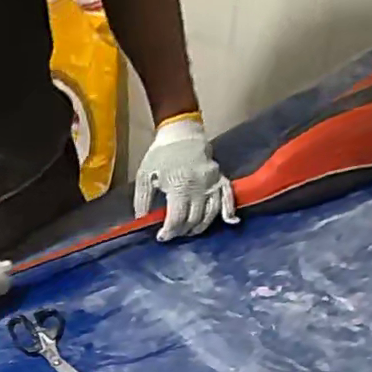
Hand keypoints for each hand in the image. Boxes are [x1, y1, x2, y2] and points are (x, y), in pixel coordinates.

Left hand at [133, 114, 238, 241]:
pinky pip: (228, 196)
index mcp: (180, 186)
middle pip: (194, 218)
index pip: (177, 218)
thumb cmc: (160, 156)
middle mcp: (200, 185)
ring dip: (199, 226)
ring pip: (211, 212)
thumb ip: (142, 200)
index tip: (162, 237)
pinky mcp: (220, 177)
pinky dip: (228, 210)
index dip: (169, 232)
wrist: (182, 133)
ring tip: (188, 232)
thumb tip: (143, 219)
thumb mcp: (144, 177)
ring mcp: (212, 181)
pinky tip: (229, 221)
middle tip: (173, 234)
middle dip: (182, 231)